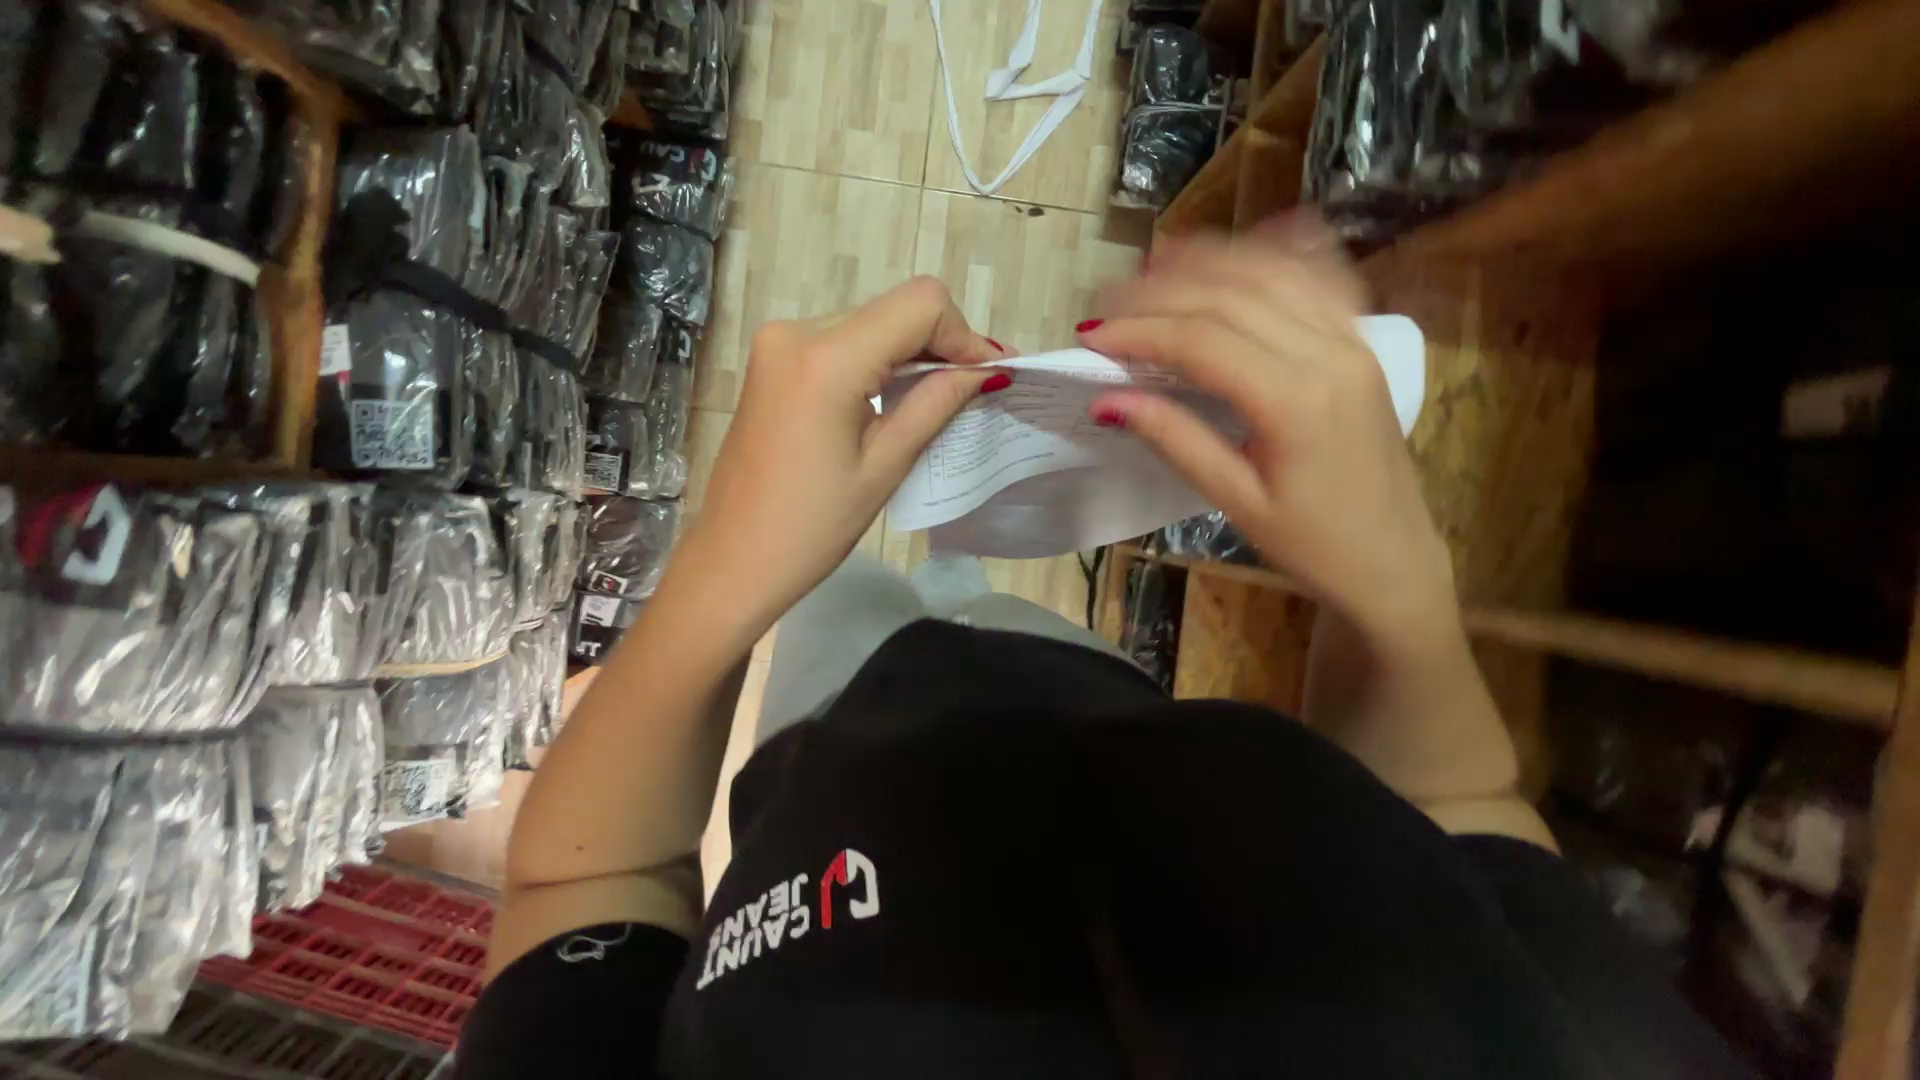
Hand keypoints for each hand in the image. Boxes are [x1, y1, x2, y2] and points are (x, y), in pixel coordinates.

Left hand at [678, 276, 1004, 625]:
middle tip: (972, 389)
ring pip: (869, 322)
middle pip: (894, 309)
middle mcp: (796, 331)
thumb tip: (984, 370)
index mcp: (826, 358)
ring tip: (938, 399)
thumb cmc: (812, 527)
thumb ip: (936, 404)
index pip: (919, 305)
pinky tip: (894, 399)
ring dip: (909, 353)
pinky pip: (841, 342)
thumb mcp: (885, 465)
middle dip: (940, 343)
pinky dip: (876, 361)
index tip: (987, 376)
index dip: (963, 335)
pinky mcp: (772, 361)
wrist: (733, 559)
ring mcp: (777, 343)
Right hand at [1081, 221, 1456, 655]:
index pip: (1202, 341)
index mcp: (1295, 400)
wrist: (1393, 559)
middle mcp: (1329, 352)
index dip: (1139, 331)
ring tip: (1154, 264)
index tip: (1089, 335)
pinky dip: (1276, 254)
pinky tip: (1244, 243)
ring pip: (1273, 273)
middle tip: (1105, 300)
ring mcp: (1353, 340)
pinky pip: (1319, 277)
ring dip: (1209, 261)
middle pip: (1232, 295)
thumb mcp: (1236, 501)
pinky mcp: (1361, 342)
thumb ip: (1175, 440)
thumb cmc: (1312, 544)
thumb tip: (1107, 400)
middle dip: (1160, 291)